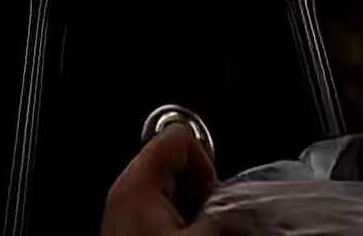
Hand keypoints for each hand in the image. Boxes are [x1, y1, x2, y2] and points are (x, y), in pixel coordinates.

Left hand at [101, 124, 217, 235]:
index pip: (179, 136)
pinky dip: (173, 223)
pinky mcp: (121, 232)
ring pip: (165, 191)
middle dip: (196, 190)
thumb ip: (223, 217)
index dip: (204, 162)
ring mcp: (120, 212)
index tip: (213, 194)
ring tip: (194, 234)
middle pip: (173, 163)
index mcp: (137, 179)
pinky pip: (154, 213)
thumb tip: (243, 211)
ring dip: (187, 209)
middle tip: (206, 219)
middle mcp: (124, 189)